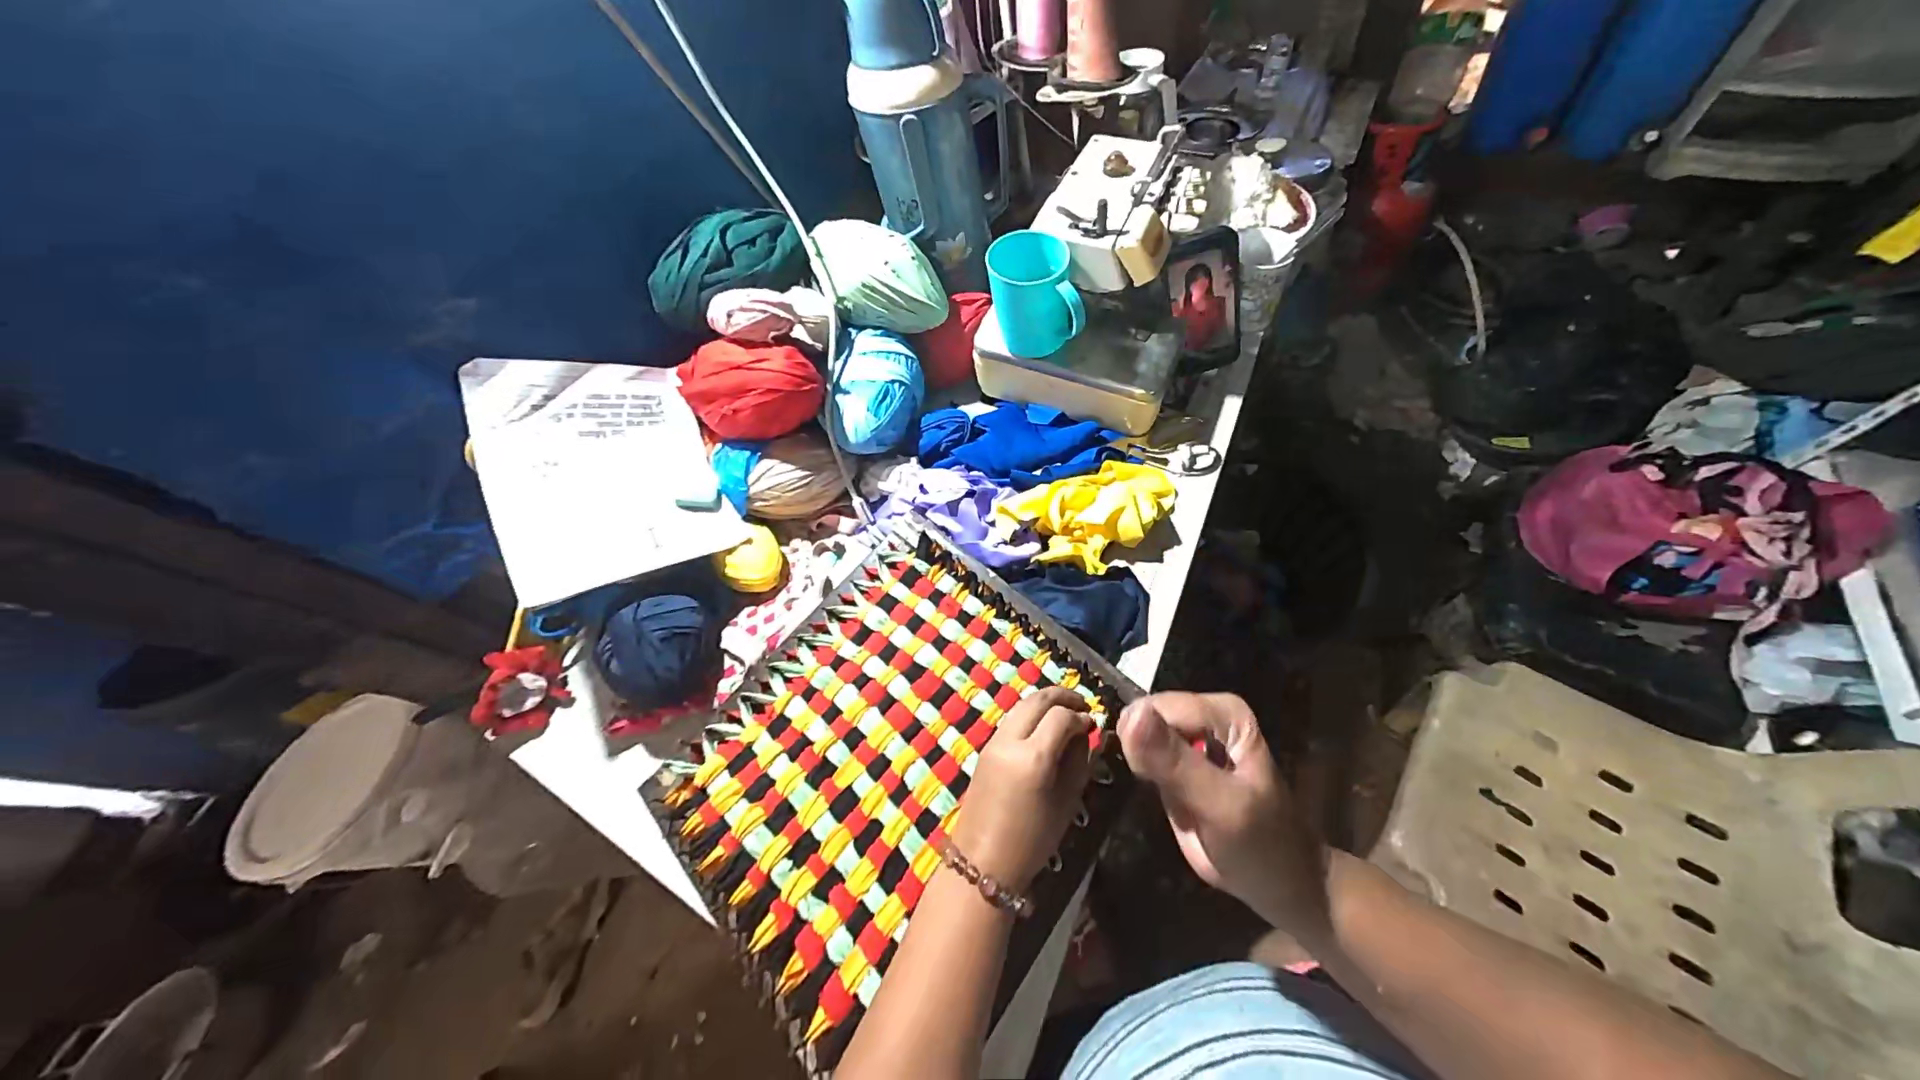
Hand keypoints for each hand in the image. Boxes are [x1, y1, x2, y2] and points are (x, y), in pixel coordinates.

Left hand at [951, 687, 1096, 893]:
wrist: (983, 862)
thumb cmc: (1033, 840)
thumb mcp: (1068, 801)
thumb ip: (1079, 760)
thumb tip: (1084, 732)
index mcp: (1033, 757)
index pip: (1061, 716)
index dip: (1081, 715)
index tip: (1094, 724)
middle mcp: (1009, 742)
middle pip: (1037, 700)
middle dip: (1062, 697)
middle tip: (1082, 704)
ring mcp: (992, 743)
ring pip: (1021, 706)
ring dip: (1044, 703)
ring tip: (1065, 712)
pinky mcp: (984, 750)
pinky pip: (1011, 721)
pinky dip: (1030, 715)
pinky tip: (1044, 727)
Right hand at [1118, 692, 1331, 944]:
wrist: (1277, 881)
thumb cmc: (1259, 844)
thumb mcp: (1219, 805)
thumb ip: (1175, 762)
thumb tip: (1131, 716)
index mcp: (1224, 713)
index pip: (1157, 708)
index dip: (1145, 742)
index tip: (1154, 781)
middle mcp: (1206, 714)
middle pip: (1144, 714)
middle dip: (1143, 752)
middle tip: (1167, 792)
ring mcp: (1192, 734)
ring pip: (1138, 730)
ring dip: (1143, 764)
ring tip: (1171, 795)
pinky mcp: (1178, 754)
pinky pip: (1142, 749)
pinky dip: (1143, 772)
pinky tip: (1165, 793)